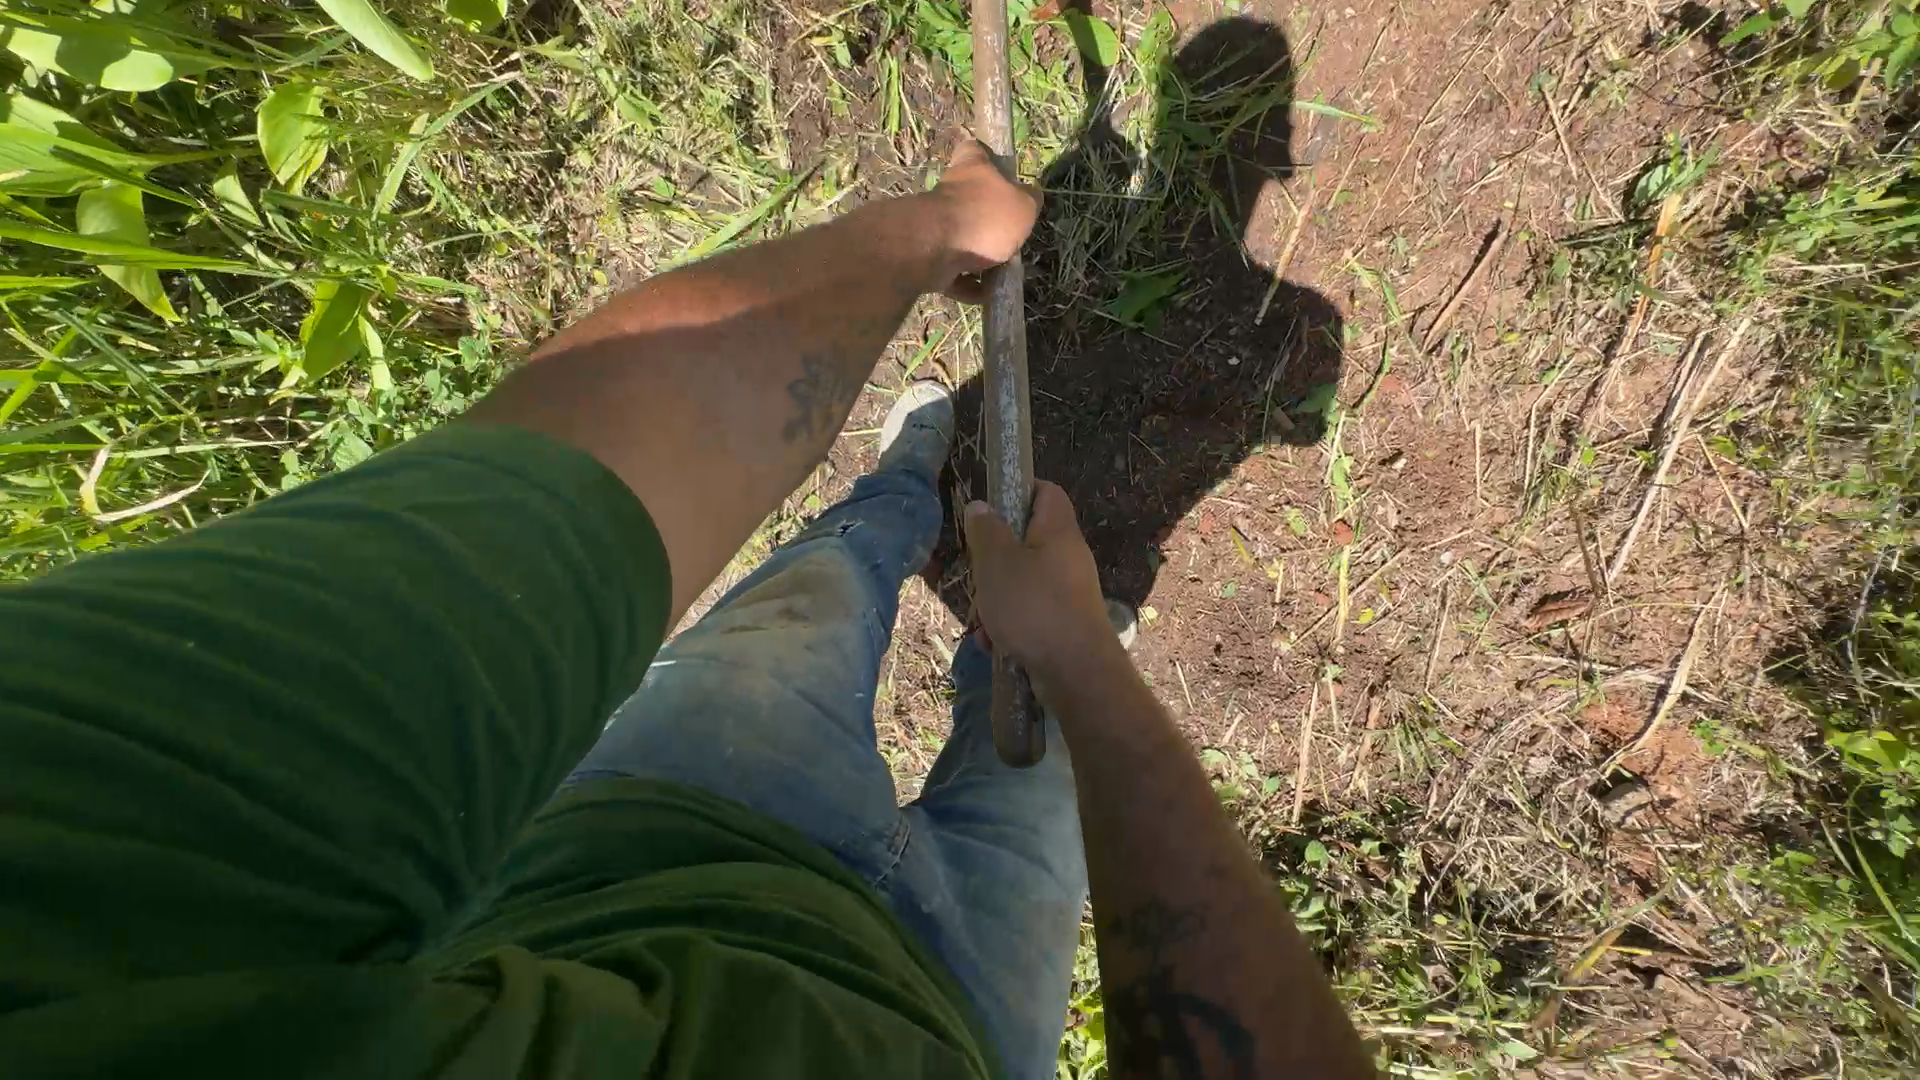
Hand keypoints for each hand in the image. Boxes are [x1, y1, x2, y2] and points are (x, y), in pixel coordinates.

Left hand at [927, 137, 1040, 301]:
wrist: (936, 248)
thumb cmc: (985, 217)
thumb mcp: (1023, 206)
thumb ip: (1030, 200)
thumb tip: (1031, 198)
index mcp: (971, 169)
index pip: (975, 151)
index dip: (987, 159)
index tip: (1000, 177)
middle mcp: (950, 193)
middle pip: (971, 202)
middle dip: (989, 223)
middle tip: (1010, 240)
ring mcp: (936, 226)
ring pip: (963, 240)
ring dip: (979, 258)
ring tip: (1001, 273)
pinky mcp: (928, 257)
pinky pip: (953, 273)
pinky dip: (968, 285)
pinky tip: (985, 294)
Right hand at [963, 482, 1125, 699]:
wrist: (1077, 673)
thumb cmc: (1034, 607)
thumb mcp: (997, 563)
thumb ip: (986, 531)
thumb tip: (981, 506)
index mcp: (1058, 530)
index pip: (1046, 491)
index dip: (1019, 490)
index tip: (990, 508)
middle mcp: (1069, 556)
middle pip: (1028, 541)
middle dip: (995, 559)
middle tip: (977, 574)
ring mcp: (1070, 591)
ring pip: (1025, 581)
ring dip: (997, 598)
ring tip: (981, 620)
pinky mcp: (1067, 623)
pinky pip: (1032, 612)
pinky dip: (1011, 623)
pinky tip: (994, 644)